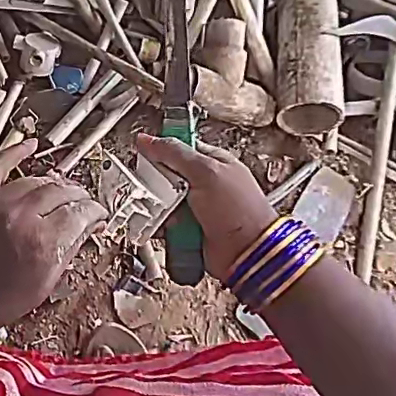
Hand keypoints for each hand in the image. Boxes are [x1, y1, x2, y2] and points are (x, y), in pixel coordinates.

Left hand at [0, 140, 107, 329]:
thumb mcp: (47, 281)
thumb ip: (71, 247)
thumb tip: (89, 226)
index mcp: (44, 242)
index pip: (82, 213)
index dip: (94, 212)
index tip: (97, 214)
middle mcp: (22, 217)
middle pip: (61, 193)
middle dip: (77, 196)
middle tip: (81, 201)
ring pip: (36, 180)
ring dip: (53, 182)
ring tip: (60, 188)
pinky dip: (15, 152)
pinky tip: (30, 146)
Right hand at [134, 134, 278, 278]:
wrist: (247, 255)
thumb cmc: (241, 212)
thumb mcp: (206, 172)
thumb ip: (175, 153)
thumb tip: (147, 140)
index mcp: (213, 162)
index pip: (178, 147)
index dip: (160, 150)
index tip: (148, 156)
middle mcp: (202, 184)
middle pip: (163, 174)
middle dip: (156, 182)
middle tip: (163, 188)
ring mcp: (193, 206)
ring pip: (159, 199)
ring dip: (157, 206)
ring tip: (168, 211)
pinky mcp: (185, 227)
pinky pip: (160, 221)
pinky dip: (159, 224)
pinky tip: (167, 226)